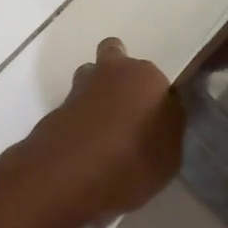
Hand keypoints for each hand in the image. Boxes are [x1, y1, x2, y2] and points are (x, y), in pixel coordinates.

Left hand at [22, 38, 184, 222]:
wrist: (74, 173)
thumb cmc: (135, 161)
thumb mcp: (170, 154)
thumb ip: (167, 129)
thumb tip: (159, 122)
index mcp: (146, 76)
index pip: (155, 78)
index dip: (153, 97)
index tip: (154, 119)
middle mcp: (112, 71)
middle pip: (114, 54)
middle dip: (117, 72)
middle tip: (125, 108)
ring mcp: (80, 87)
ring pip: (88, 76)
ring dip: (94, 93)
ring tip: (102, 129)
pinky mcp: (57, 107)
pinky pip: (73, 106)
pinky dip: (78, 119)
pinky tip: (84, 146)